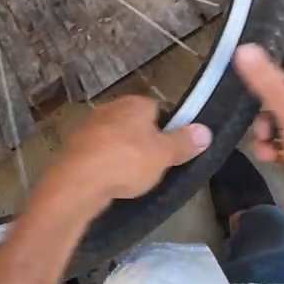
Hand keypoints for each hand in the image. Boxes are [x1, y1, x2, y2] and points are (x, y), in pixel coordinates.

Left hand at [50, 96, 211, 205]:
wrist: (78, 180)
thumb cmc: (126, 161)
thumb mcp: (163, 155)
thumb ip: (183, 143)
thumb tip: (206, 130)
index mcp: (134, 103)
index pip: (156, 109)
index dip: (165, 129)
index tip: (169, 151)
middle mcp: (111, 107)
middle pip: (134, 122)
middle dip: (142, 141)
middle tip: (153, 166)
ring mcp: (91, 125)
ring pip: (115, 137)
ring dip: (122, 153)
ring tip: (131, 177)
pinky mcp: (76, 145)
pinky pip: (98, 152)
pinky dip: (105, 163)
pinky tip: (110, 180)